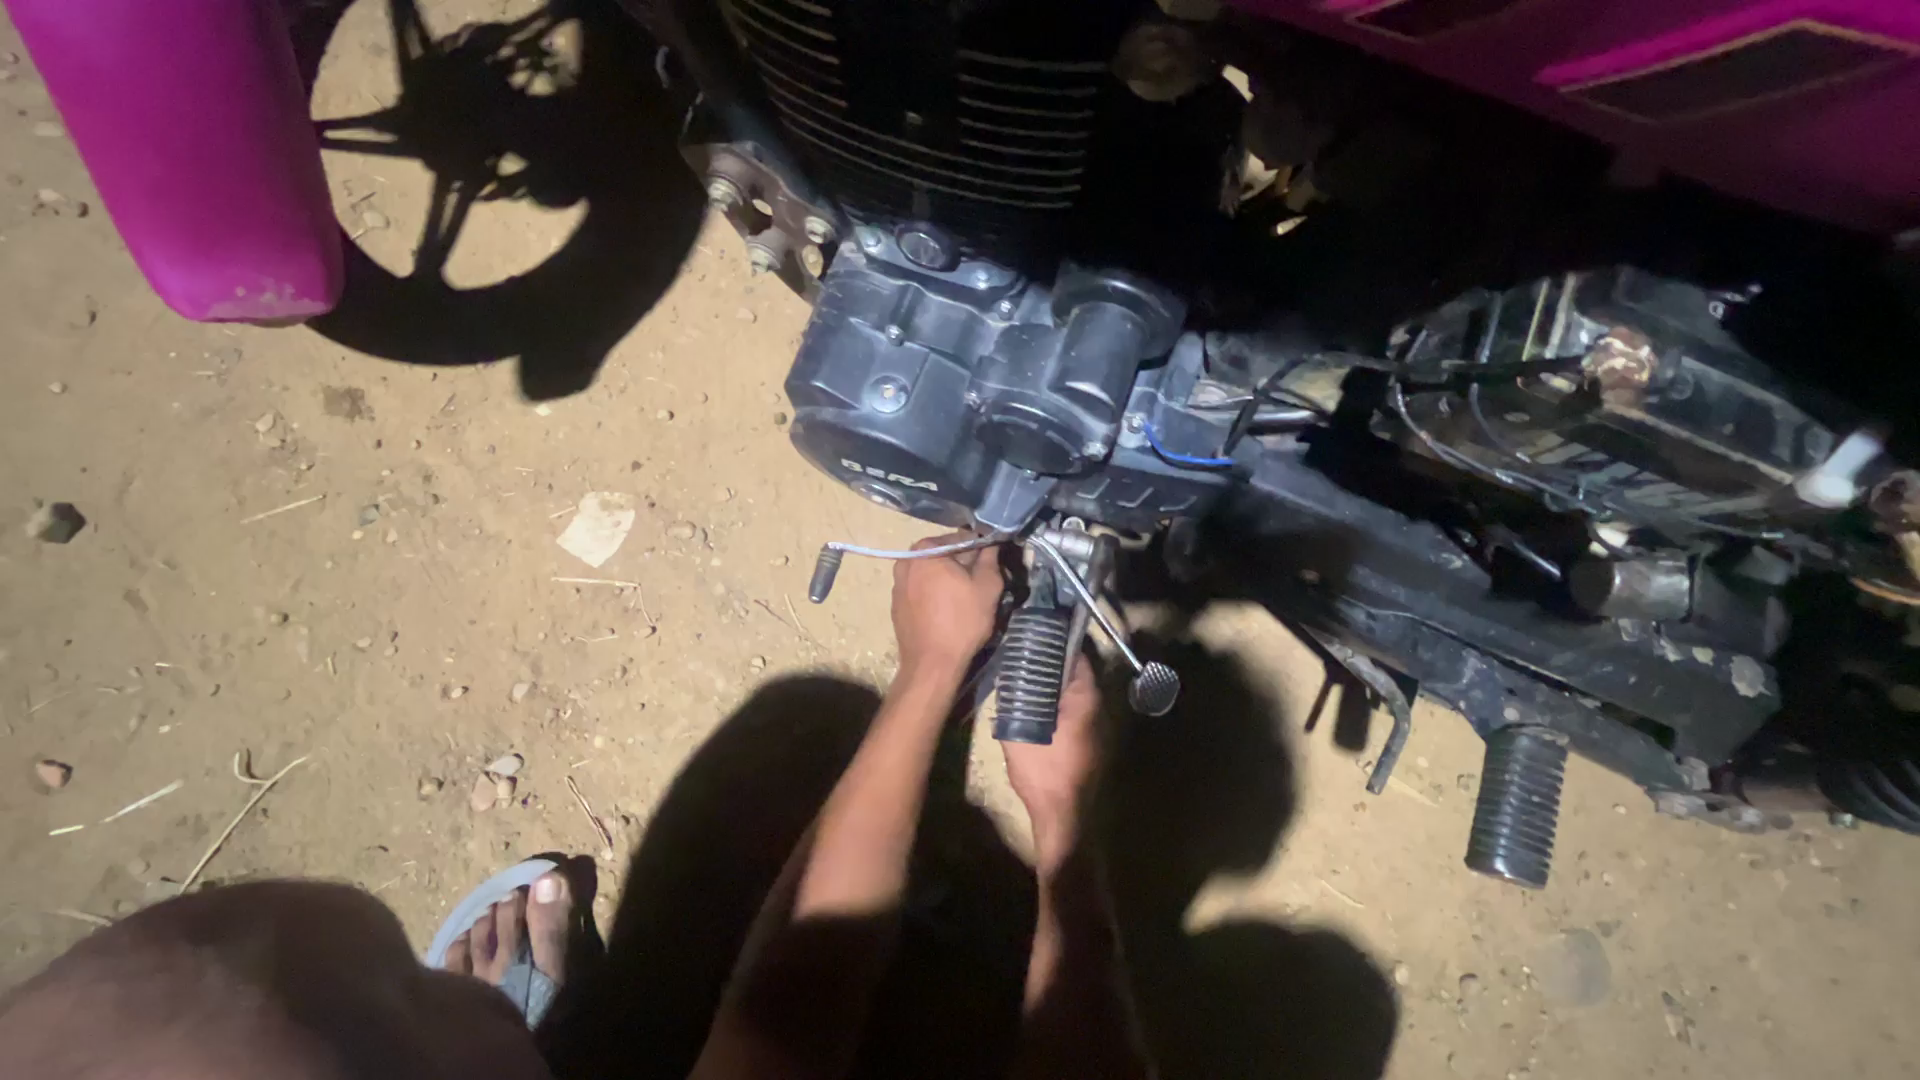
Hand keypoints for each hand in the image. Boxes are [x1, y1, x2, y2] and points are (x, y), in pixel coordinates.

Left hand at [891, 532, 1004, 679]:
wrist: (931, 665)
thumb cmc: (962, 621)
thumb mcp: (988, 586)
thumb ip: (991, 558)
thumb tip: (992, 543)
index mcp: (925, 549)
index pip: (963, 539)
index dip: (983, 551)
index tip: (994, 567)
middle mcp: (906, 561)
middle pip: (946, 556)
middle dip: (965, 567)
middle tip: (984, 586)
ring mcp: (897, 584)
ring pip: (933, 574)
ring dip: (951, 581)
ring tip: (968, 601)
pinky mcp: (897, 605)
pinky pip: (922, 591)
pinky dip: (936, 596)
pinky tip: (949, 613)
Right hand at [1004, 655, 1101, 864]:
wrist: (1062, 818)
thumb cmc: (1043, 772)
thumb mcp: (1019, 730)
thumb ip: (1014, 699)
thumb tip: (1006, 673)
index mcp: (1085, 698)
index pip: (1075, 656)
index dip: (1053, 643)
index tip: (1030, 635)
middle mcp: (1095, 707)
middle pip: (1072, 673)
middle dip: (1049, 664)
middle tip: (1019, 655)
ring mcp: (1093, 726)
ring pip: (1070, 694)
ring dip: (1050, 686)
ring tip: (1020, 678)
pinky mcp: (1086, 743)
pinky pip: (1068, 712)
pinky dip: (1053, 705)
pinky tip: (1029, 708)